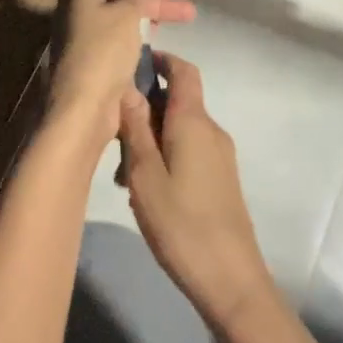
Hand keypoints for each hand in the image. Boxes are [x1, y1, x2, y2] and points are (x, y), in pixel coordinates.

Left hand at [47, 0, 194, 147]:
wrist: (82, 107)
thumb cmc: (104, 52)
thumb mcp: (127, 14)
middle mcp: (75, 10)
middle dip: (147, 1)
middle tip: (182, 11)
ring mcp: (82, 37)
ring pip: (116, 20)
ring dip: (143, 21)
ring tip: (170, 29)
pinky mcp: (90, 62)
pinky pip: (114, 43)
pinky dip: (133, 42)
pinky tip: (152, 51)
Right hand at [116, 52, 275, 326]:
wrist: (231, 282)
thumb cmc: (181, 223)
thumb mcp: (144, 174)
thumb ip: (134, 127)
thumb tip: (126, 85)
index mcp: (193, 121)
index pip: (183, 70)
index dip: (159, 60)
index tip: (129, 64)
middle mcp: (211, 131)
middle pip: (176, 101)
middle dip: (142, 109)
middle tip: (112, 134)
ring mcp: (219, 157)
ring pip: (178, 129)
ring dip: (149, 138)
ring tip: (122, 174)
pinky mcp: (220, 180)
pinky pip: (187, 150)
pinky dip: (163, 156)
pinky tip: (144, 190)